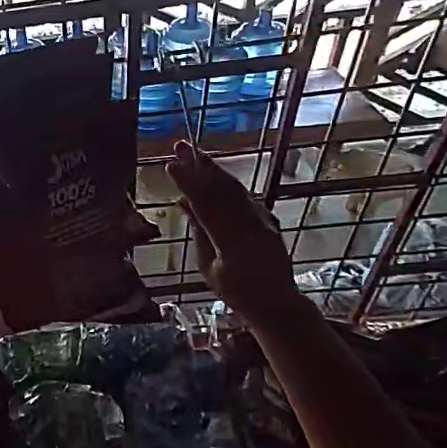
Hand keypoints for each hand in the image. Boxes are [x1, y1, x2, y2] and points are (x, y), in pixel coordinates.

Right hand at [165, 141, 303, 324]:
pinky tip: (210, 176)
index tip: (170, 164)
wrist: (276, 301)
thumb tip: (185, 203)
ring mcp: (263, 220)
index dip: (188, 183)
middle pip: (223, 189)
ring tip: (192, 153)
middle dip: (200, 165)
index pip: (206, 206)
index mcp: (232, 243)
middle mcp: (252, 226)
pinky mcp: (267, 218)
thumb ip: (200, 232)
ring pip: (234, 188)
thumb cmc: (235, 291)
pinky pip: (242, 196)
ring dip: (212, 169)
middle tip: (179, 146)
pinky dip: (224, 183)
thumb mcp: (208, 265)